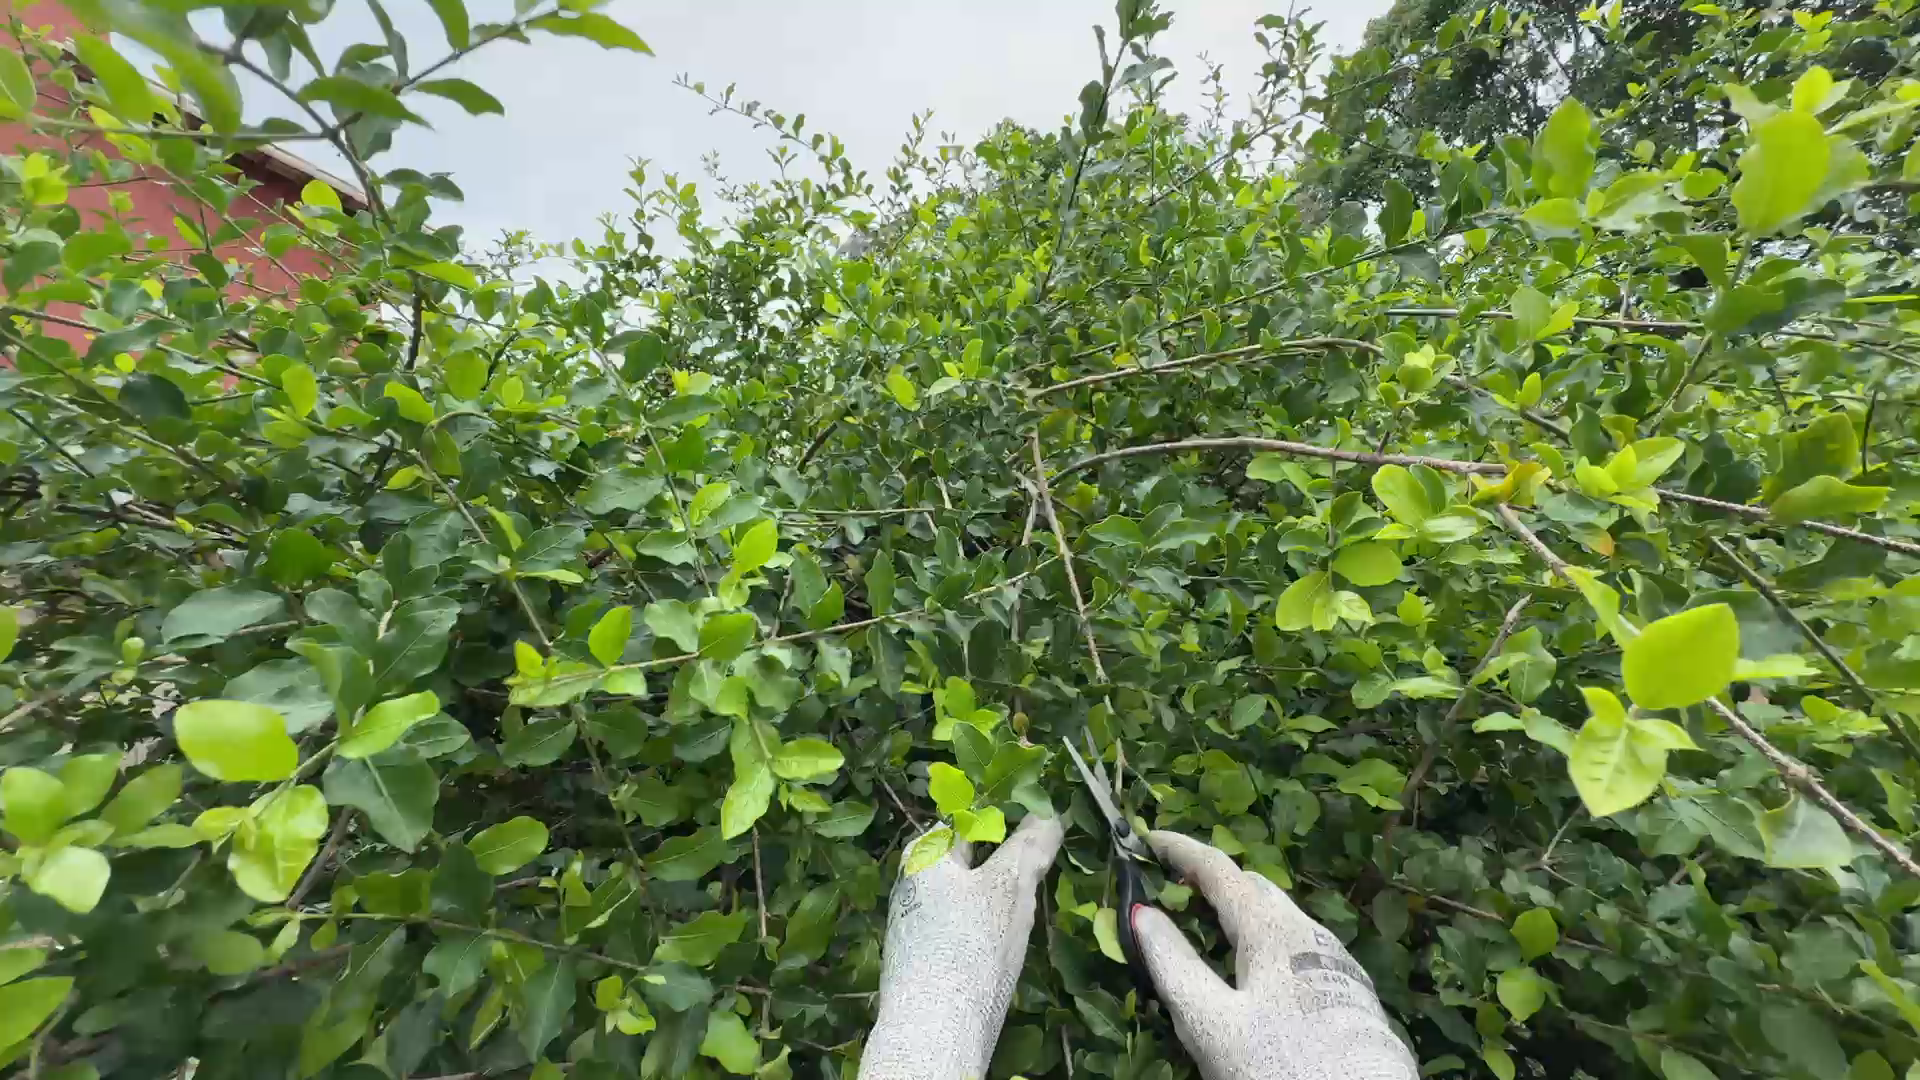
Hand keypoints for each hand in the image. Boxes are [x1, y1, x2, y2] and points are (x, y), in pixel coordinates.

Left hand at [858, 813, 1062, 1079]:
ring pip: (966, 891)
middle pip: (968, 855)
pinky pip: (960, 924)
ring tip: (1030, 898)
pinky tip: (1003, 941)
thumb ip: (1030, 846)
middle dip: (1005, 855)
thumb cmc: (969, 946)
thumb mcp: (1009, 888)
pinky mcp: (924, 958)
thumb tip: (1049, 814)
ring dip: (997, 892)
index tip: (1042, 818)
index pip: (968, 816)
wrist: (935, 1035)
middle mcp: (912, 881)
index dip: (1006, 813)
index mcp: (925, 853)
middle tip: (1043, 856)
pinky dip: (984, 924)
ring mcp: (915, 921)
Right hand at [1131, 830, 1417, 1079]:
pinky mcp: (1351, 996)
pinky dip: (1260, 938)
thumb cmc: (1281, 1068)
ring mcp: (1334, 963)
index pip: (1216, 867)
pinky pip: (1295, 946)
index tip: (1145, 837)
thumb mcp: (1211, 1022)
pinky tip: (1253, 974)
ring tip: (1207, 930)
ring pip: (1277, 917)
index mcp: (1270, 927)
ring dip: (1238, 910)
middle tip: (1172, 890)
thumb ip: (1172, 963)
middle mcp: (1306, 931)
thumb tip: (1142, 912)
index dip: (1177, 848)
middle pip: (1250, 886)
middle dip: (1210, 878)